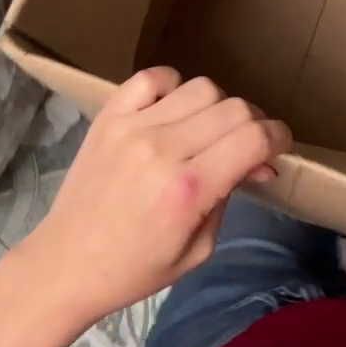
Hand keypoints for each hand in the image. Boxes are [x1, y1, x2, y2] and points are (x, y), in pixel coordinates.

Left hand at [17, 68, 292, 325]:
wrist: (65, 264)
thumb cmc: (135, 269)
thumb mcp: (198, 250)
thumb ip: (231, 197)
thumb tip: (260, 161)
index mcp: (187, 191)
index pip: (252, 139)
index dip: (278, 136)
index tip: (280, 144)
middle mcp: (162, 150)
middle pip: (234, 108)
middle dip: (253, 124)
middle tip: (246, 145)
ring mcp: (133, 127)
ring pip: (201, 87)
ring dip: (216, 107)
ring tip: (206, 131)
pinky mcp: (109, 116)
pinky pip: (153, 77)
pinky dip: (173, 87)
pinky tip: (172, 111)